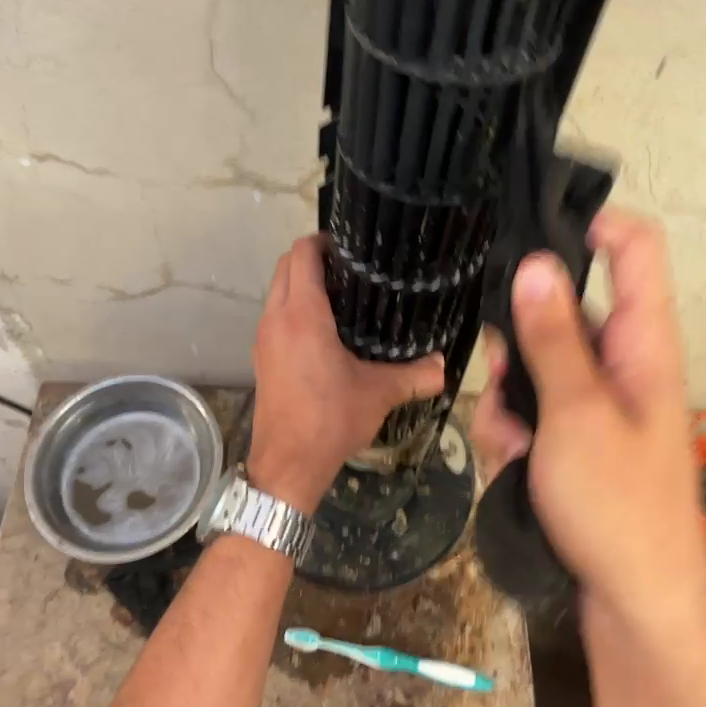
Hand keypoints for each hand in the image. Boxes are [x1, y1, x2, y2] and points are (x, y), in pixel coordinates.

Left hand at [249, 236, 444, 513]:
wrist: (287, 465)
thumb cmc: (331, 419)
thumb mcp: (379, 393)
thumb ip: (415, 375)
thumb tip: (444, 365)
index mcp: (302, 314)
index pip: (303, 254)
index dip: (324, 241)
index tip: (352, 247)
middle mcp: (276, 318)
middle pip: (285, 267)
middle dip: (312, 259)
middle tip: (350, 268)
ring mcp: (263, 338)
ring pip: (277, 292)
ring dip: (300, 284)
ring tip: (342, 295)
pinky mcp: (261, 357)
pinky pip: (275, 316)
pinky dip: (293, 309)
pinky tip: (324, 330)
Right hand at [470, 211, 705, 605]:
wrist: (634, 601)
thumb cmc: (618, 503)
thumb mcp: (576, 413)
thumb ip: (552, 338)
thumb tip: (535, 263)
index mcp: (644, 340)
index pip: (635, 248)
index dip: (592, 223)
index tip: (529, 226)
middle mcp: (622, 360)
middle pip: (562, 309)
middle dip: (519, 340)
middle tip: (500, 374)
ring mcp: (596, 401)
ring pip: (534, 364)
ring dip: (508, 396)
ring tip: (509, 441)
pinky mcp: (573, 436)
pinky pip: (531, 408)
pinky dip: (513, 430)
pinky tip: (512, 463)